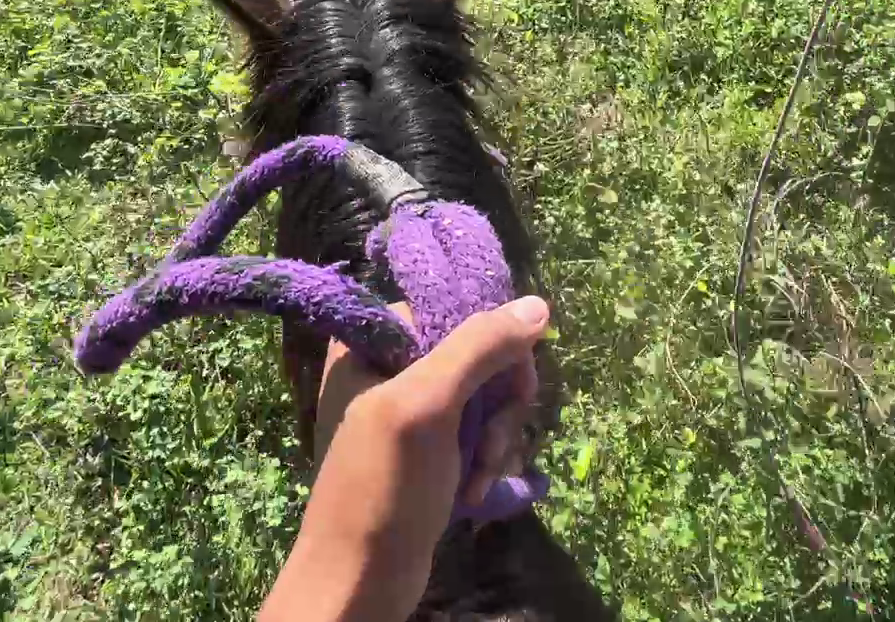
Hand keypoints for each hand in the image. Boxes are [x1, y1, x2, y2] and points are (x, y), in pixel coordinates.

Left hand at [257, 296, 547, 621]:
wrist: (356, 590)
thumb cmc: (382, 489)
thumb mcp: (428, 406)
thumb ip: (479, 347)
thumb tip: (538, 305)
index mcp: (374, 341)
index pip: (456, 310)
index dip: (492, 342)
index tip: (509, 382)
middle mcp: (391, 366)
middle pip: (479, 353)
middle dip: (498, 401)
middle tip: (491, 440)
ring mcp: (411, 409)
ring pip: (486, 393)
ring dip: (496, 435)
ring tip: (480, 473)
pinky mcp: (428, 446)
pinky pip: (478, 429)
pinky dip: (487, 457)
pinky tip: (476, 489)